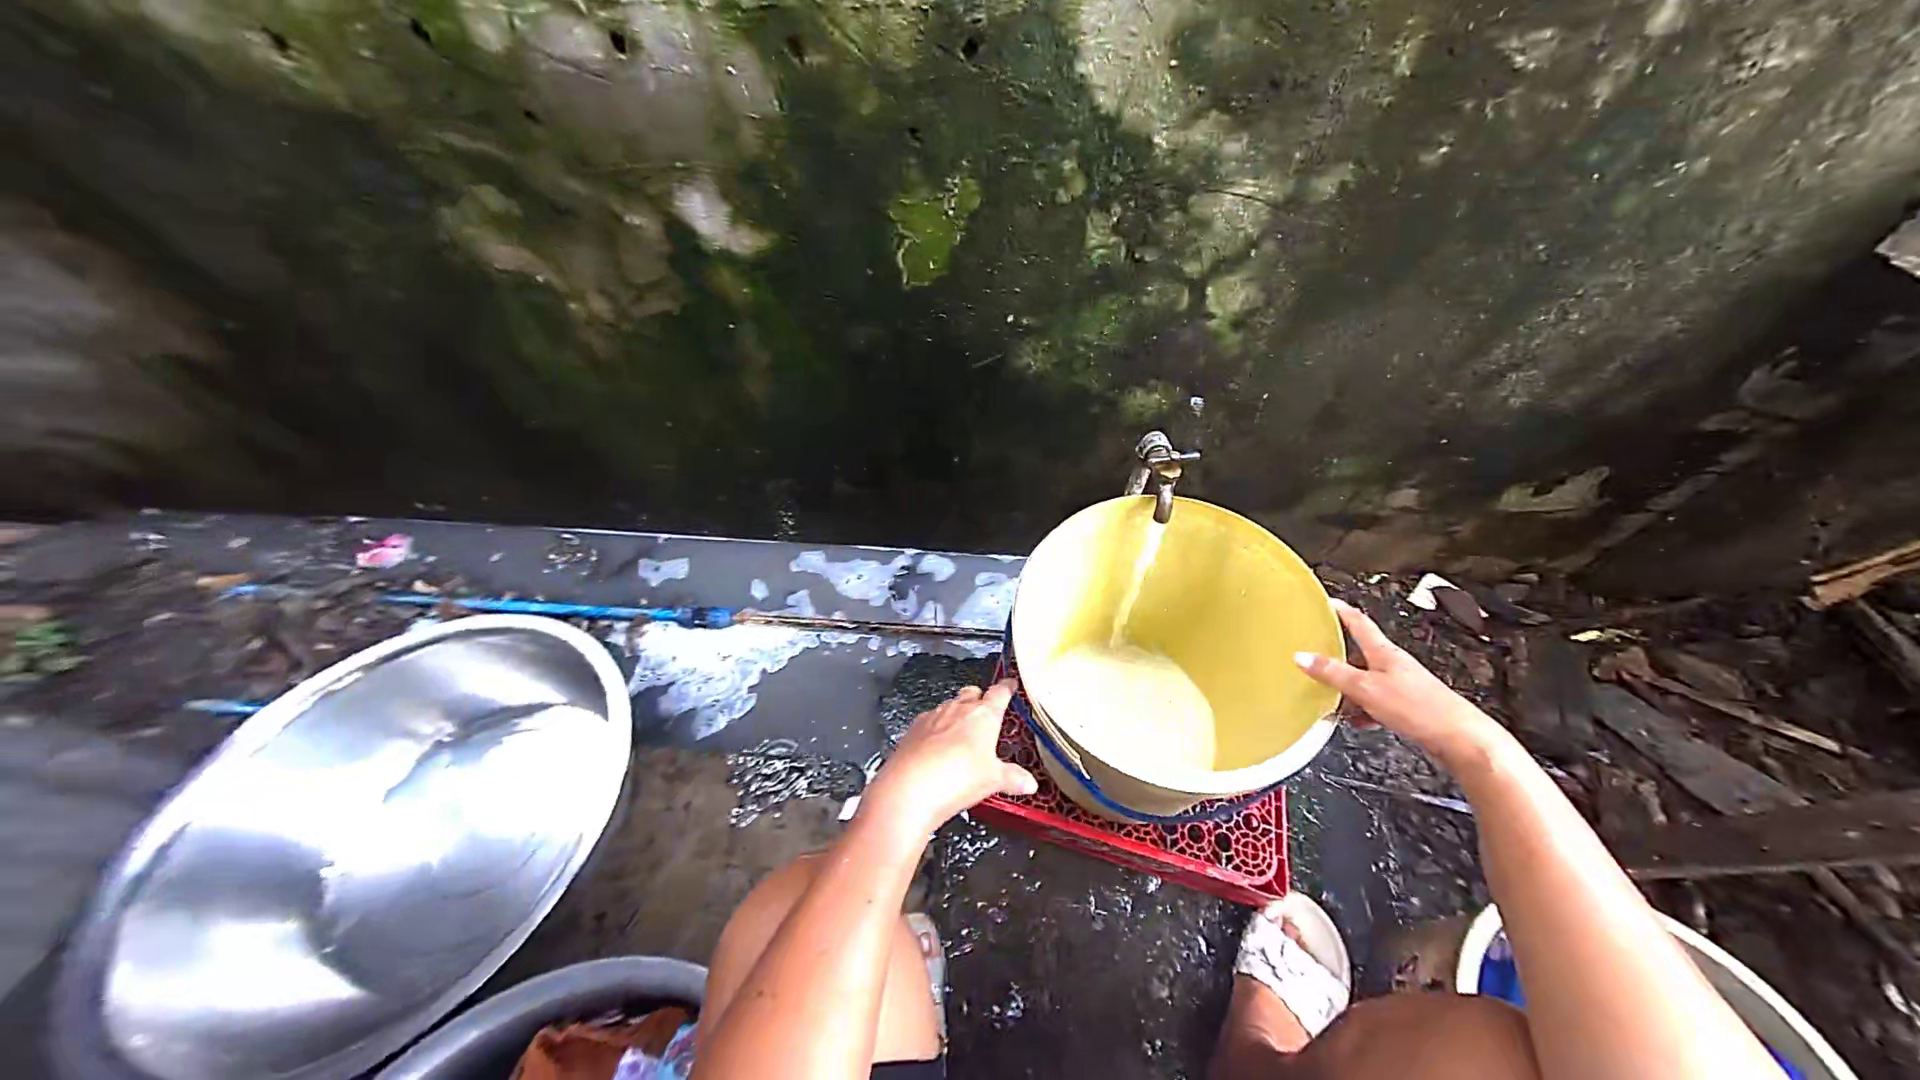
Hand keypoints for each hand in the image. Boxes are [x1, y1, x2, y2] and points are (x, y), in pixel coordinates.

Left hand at [860, 681, 1037, 835]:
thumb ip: (1012, 778)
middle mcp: (958, 709)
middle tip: (986, 711)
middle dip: (979, 698)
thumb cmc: (956, 777)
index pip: (999, 692)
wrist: (910, 788)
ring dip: (957, 715)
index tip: (1010, 684)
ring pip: (949, 706)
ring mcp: (934, 716)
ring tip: (963, 735)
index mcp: (984, 714)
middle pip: (972, 693)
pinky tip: (937, 747)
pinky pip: (929, 721)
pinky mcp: (914, 729)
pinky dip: (936, 730)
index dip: (1007, 688)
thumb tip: (1028, 782)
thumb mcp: (993, 780)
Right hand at [1293, 599, 1504, 766]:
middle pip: (1357, 654)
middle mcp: (1393, 665)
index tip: (1327, 603)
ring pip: (1364, 680)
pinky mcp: (1406, 706)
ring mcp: (1400, 685)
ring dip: (1346, 689)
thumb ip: (1332, 673)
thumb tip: (1303, 657)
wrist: (1461, 740)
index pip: (1358, 622)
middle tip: (1314, 660)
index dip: (1341, 611)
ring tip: (1332, 700)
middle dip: (1335, 658)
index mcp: (1384, 652)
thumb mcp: (1365, 688)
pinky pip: (1374, 701)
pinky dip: (1361, 709)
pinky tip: (1356, 720)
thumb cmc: (1422, 709)